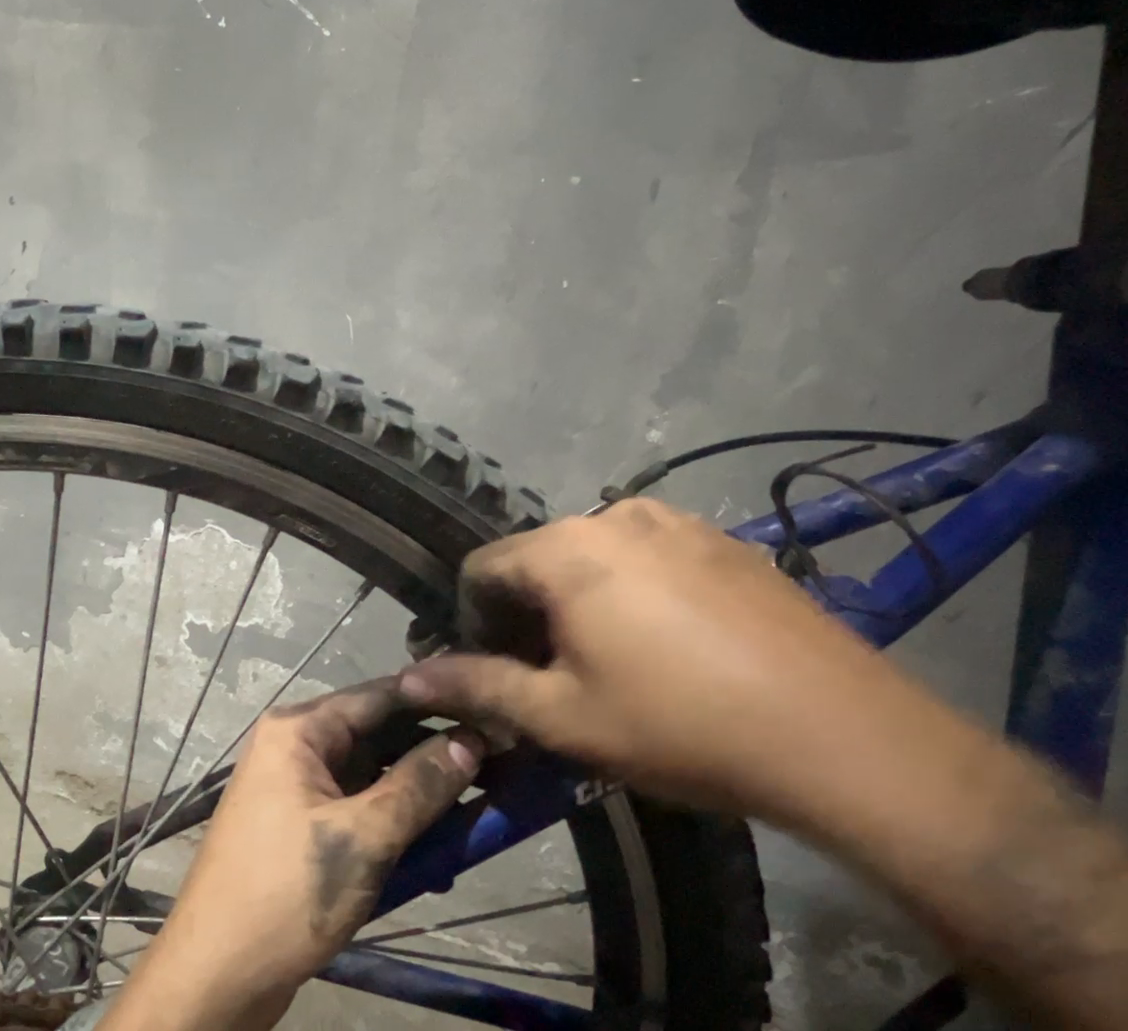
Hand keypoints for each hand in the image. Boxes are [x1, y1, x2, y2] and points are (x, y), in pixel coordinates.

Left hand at [101, 680, 484, 1029]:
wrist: (219, 969)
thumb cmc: (287, 893)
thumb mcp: (363, 839)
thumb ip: (418, 787)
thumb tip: (471, 742)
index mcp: (298, 730)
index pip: (380, 697)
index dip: (439, 704)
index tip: (497, 715)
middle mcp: (295, 747)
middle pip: (379, 737)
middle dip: (434, 760)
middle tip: (499, 777)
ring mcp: (296, 788)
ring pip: (373, 779)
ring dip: (419, 803)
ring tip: (474, 825)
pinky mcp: (302, 827)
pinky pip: (359, 812)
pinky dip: (394, 830)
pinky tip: (434, 862)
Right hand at [397, 498, 922, 820]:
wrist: (847, 740)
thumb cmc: (681, 726)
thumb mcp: (561, 717)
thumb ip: (476, 686)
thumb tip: (406, 679)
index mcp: (566, 549)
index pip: (480, 569)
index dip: (472, 623)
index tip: (493, 675)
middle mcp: (617, 515)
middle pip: (538, 560)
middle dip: (527, 615)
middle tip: (548, 679)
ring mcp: (682, 524)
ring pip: (596, 559)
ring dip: (580, 604)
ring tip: (610, 666)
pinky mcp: (731, 546)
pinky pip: (652, 560)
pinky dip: (634, 596)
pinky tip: (670, 652)